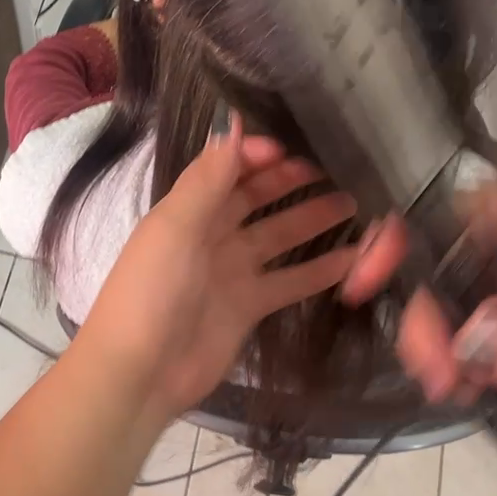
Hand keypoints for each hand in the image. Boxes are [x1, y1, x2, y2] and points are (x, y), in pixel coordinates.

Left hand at [70, 123, 372, 422]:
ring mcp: (230, 272)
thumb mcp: (174, 228)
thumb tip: (234, 123)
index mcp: (184, 211)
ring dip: (311, 220)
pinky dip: (320, 270)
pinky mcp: (249, 307)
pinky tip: (356, 258)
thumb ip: (207, 179)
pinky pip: (290, 281)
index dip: (255, 156)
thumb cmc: (150, 292)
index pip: (225, 170)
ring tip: (355, 203)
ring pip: (278, 237)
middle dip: (289, 182)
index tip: (291, 150)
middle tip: (335, 169)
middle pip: (254, 199)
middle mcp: (209, 236)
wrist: (140, 372)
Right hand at [382, 194, 496, 463]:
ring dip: (436, 335)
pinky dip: (457, 355)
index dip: (422, 223)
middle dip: (425, 304)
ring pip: (462, 294)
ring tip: (443, 385)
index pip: (485, 203)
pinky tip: (461, 387)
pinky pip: (479, 328)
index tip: (380, 269)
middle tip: (424, 362)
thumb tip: (472, 335)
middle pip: (457, 252)